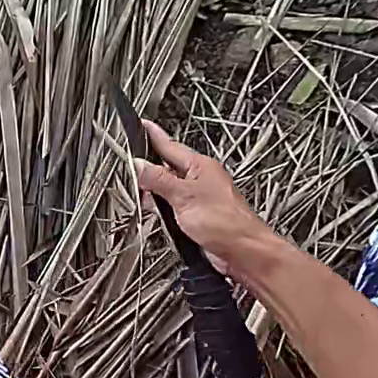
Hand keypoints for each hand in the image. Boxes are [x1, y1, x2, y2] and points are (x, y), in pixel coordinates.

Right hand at [134, 119, 278, 276]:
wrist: (245, 252)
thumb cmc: (227, 222)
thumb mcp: (183, 196)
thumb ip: (158, 180)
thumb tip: (139, 165)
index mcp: (200, 166)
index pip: (170, 145)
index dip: (153, 135)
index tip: (141, 125)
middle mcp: (201, 179)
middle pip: (168, 167)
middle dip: (149, 169)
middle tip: (132, 167)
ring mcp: (200, 198)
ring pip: (170, 188)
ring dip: (156, 192)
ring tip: (143, 195)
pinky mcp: (199, 216)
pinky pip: (175, 206)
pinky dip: (164, 209)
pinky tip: (161, 215)